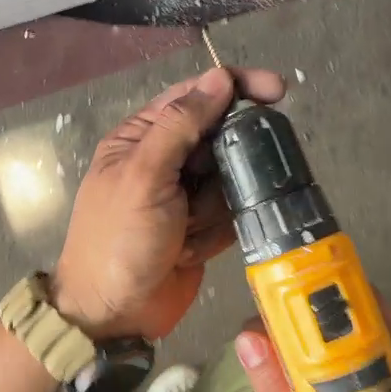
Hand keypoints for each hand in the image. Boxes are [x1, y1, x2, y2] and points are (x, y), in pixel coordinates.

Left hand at [53, 66, 286, 339]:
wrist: (115, 313)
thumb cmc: (119, 241)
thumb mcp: (144, 176)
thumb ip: (181, 124)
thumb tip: (220, 78)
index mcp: (141, 138)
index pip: (196, 95)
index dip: (236, 88)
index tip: (276, 92)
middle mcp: (166, 161)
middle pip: (222, 140)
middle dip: (224, 169)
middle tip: (206, 195)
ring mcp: (186, 198)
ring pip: (232, 181)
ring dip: (212, 211)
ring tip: (183, 234)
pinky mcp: (202, 229)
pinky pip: (231, 216)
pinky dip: (214, 235)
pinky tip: (188, 252)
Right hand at [233, 300, 390, 391]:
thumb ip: (275, 384)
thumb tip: (246, 338)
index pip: (347, 300)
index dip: (308, 299)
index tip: (272, 311)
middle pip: (352, 302)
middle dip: (310, 310)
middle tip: (276, 329)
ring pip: (357, 312)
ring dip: (321, 323)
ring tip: (292, 345)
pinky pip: (366, 327)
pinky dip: (336, 334)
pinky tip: (317, 356)